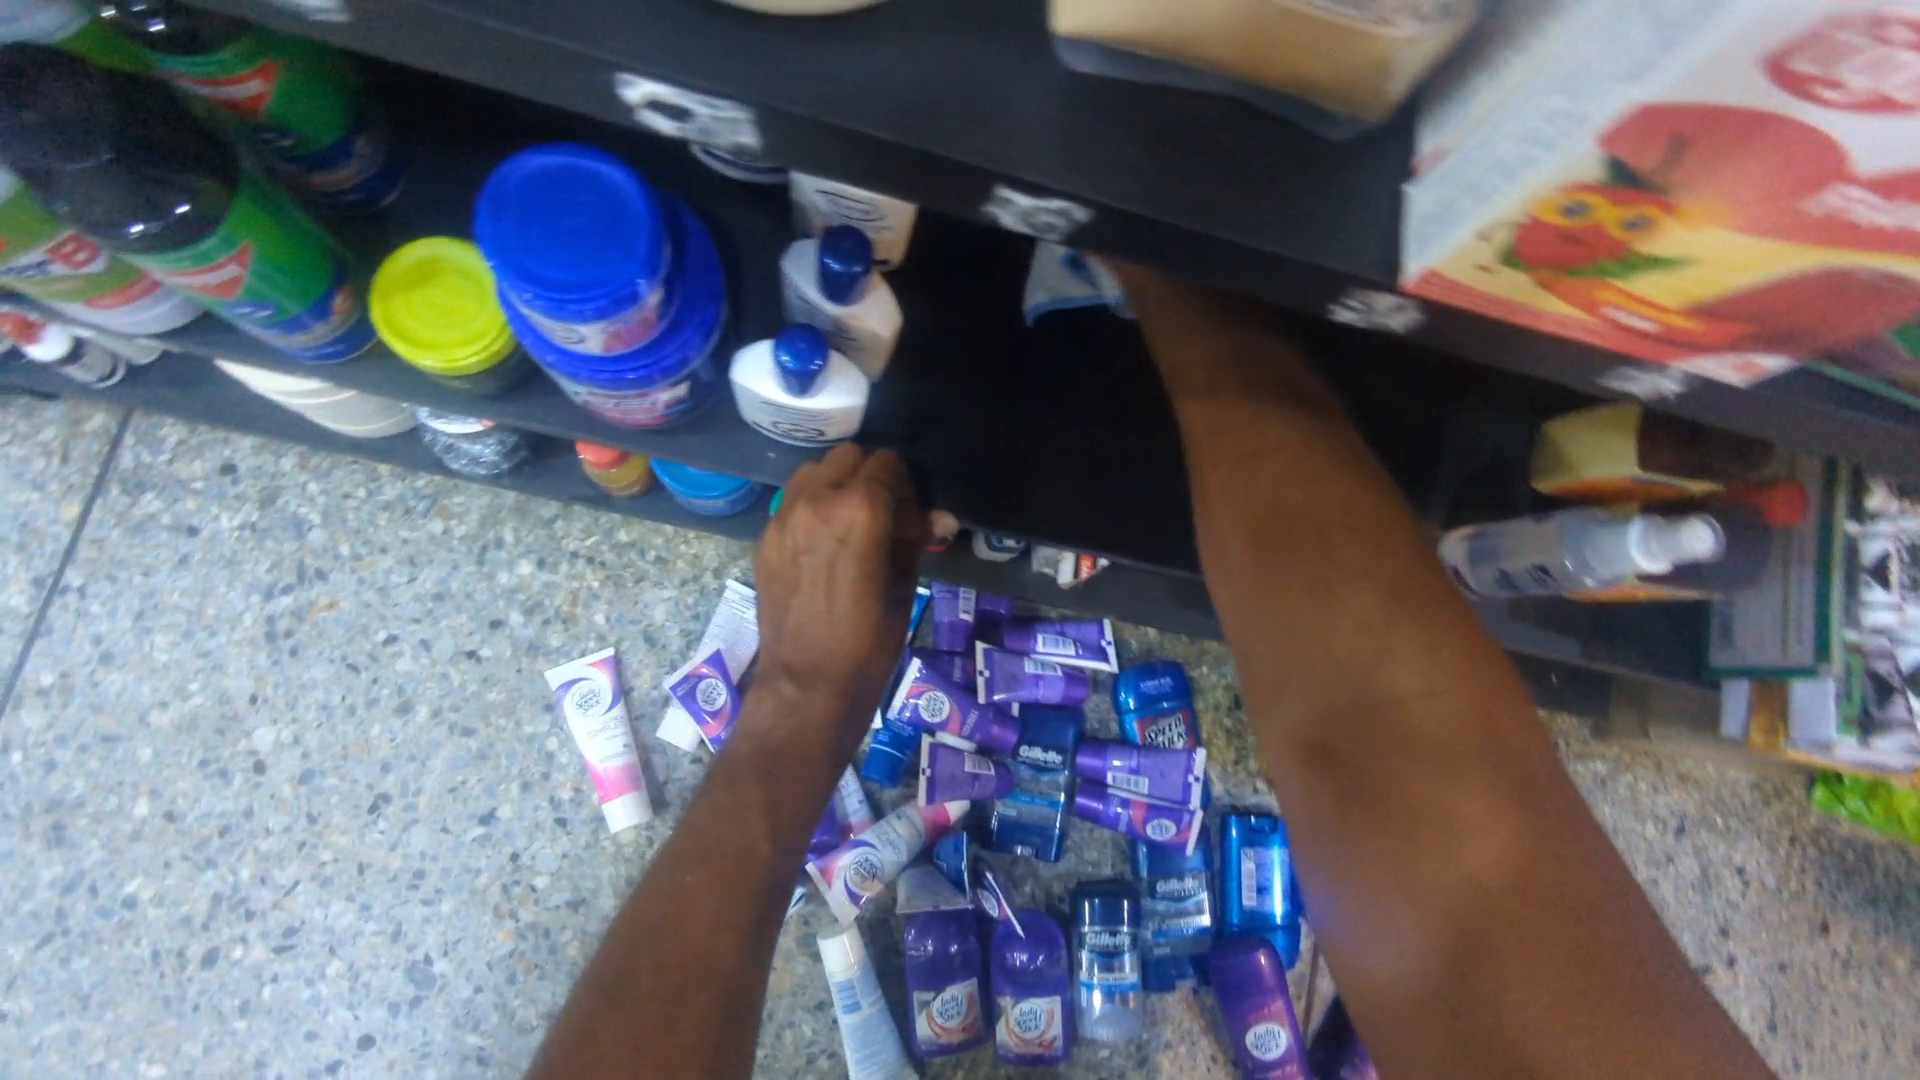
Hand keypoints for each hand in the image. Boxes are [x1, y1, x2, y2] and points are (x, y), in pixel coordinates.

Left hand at [749, 446, 929, 738]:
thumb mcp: (905, 585)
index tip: (908, 519)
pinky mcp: (765, 538)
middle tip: (881, 517)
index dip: (904, 487)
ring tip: (848, 526)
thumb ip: (915, 537)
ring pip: (813, 472)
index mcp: (859, 509)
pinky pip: (791, 502)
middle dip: (869, 478)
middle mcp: (816, 501)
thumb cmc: (869, 640)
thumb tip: (938, 515)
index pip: (886, 464)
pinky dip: (811, 509)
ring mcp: (783, 517)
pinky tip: (822, 547)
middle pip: (848, 457)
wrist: (809, 682)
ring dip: (836, 487)